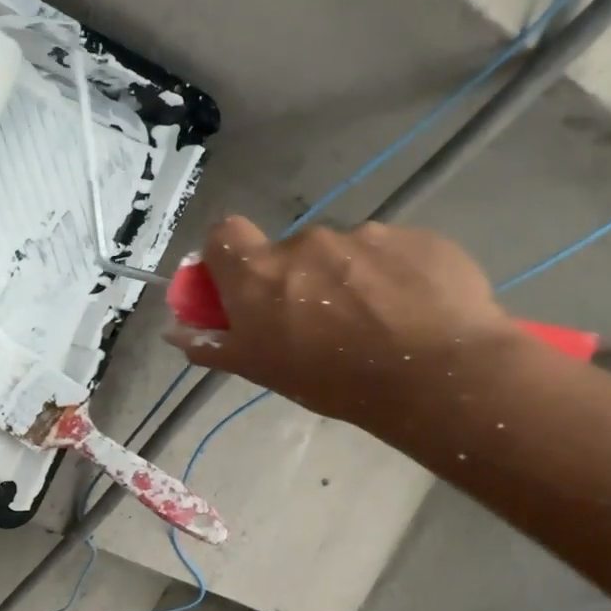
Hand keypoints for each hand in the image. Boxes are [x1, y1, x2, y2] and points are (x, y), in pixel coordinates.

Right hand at [165, 216, 518, 423]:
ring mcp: (366, 236)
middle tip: (312, 320)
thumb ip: (210, 344)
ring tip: (368, 319)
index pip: (223, 234)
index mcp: (257, 273)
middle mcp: (306, 243)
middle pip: (286, 250)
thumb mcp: (255, 369)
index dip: (226, 255)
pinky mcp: (419, 238)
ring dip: (343, 277)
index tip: (236, 284)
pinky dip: (388, 275)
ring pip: (340, 253)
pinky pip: (389, 253)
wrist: (435, 372)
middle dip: (293, 278)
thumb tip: (175, 331)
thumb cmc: (328, 377)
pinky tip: (405, 310)